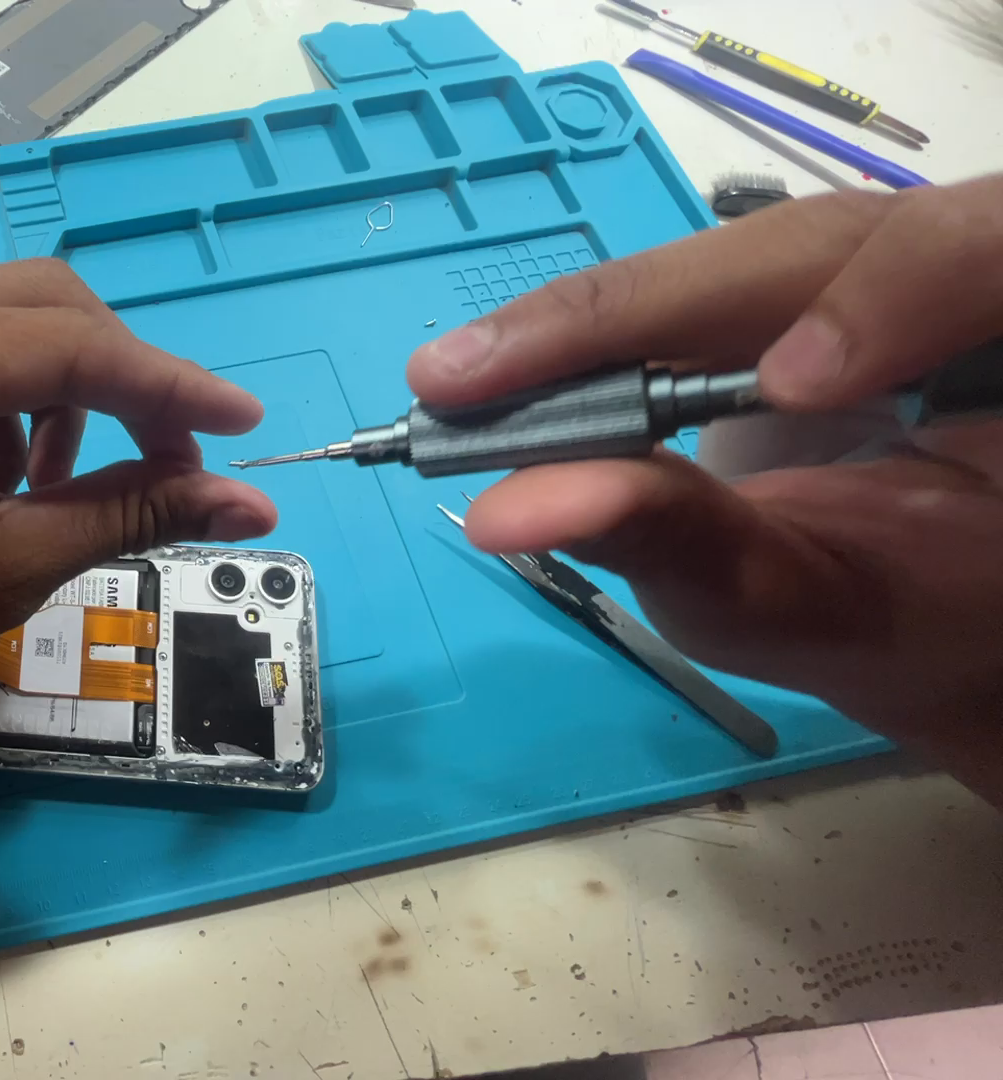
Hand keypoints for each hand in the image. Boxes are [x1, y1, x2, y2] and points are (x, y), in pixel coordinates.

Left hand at [0, 260, 274, 783]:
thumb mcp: (4, 573)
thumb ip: (131, 511)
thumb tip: (252, 501)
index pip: (61, 344)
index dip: (166, 385)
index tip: (243, 420)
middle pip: (34, 305)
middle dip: (116, 382)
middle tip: (164, 463)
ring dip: (57, 393)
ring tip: (56, 487)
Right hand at [406, 178, 1002, 780]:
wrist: (914, 616)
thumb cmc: (886, 624)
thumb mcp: (797, 605)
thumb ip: (675, 544)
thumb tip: (500, 510)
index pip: (987, 253)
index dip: (894, 289)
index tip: (780, 388)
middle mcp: (933, 283)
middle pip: (792, 248)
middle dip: (616, 315)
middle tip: (461, 381)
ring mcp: (843, 284)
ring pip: (706, 266)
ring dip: (570, 330)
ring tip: (458, 384)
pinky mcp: (766, 306)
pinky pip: (665, 301)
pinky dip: (571, 345)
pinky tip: (498, 376)